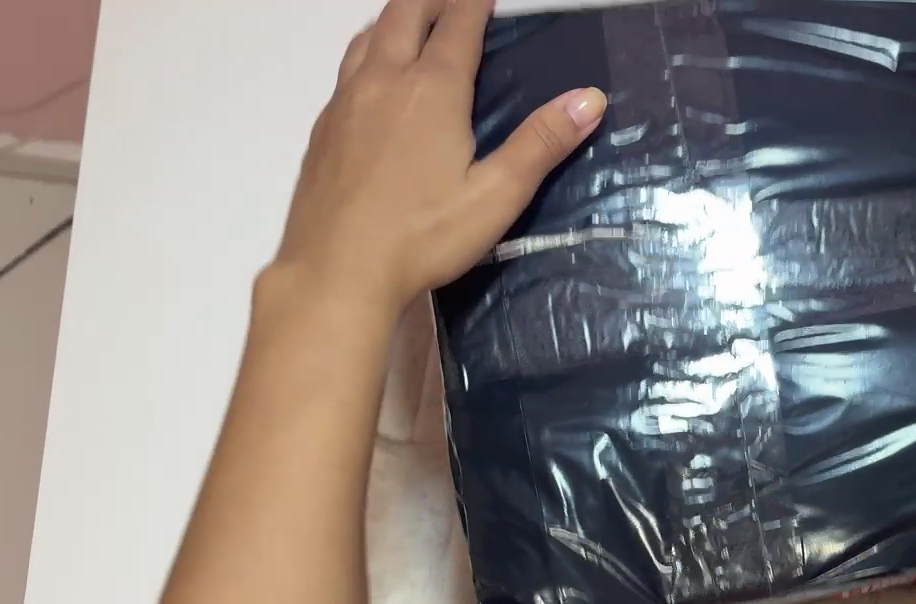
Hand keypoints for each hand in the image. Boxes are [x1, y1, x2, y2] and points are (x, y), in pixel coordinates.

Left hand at [274, 0, 606, 313]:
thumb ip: (541, 144)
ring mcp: (346, 100)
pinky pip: (348, 67)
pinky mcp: (325, 127)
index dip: (474, 3)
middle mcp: (384, 79)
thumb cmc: (427, 234)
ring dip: (396, 17)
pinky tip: (375, 76)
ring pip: (368, 35)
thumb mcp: (498, 195)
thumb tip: (590, 98)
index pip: (456, 27)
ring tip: (413, 20)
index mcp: (432, 91)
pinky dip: (369, 51)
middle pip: (404, 14)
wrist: (340, 266)